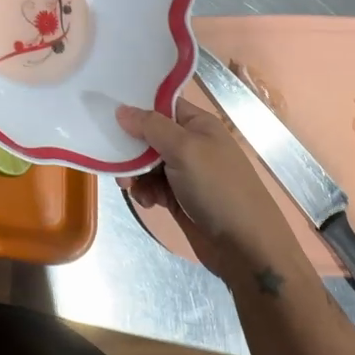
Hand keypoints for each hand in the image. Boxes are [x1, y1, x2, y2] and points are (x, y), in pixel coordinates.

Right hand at [116, 97, 297, 277]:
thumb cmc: (219, 190)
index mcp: (198, 124)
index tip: (106, 110)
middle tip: (113, 158)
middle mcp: (191, 144)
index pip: (161, 104)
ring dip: (134, 173)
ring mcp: (186, 173)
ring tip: (129, 187)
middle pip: (149, 134)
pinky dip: (145, 192)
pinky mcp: (180, 198)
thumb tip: (121, 110)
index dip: (135, 107)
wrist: (248, 250)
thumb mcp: (184, 150)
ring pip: (146, 162)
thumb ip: (150, 126)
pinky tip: (147, 202)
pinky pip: (151, 186)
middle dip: (130, 146)